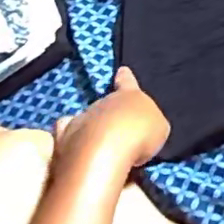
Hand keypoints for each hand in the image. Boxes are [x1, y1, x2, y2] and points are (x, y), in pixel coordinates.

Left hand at [52, 67, 170, 174]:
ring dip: (91, 128)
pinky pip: (64, 135)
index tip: (122, 70)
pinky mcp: (63, 140)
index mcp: (129, 94)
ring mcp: (81, 119)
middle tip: (118, 131)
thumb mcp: (159, 127)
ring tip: (98, 144)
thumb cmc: (139, 134)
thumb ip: (151, 123)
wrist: (105, 152)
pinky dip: (69, 140)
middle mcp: (103, 102)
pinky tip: (73, 147)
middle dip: (110, 114)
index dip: (125, 77)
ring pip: (85, 118)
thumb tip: (143, 128)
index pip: (127, 82)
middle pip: (106, 103)